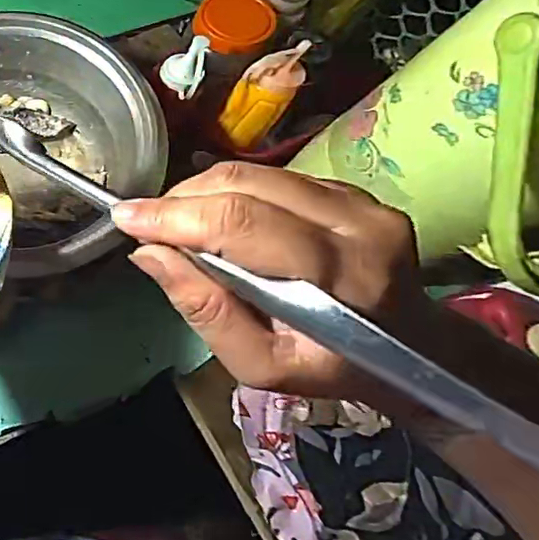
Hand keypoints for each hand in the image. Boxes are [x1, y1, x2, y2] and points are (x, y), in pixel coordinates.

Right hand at [111, 162, 436, 420]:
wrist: (413, 347)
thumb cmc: (331, 366)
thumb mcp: (259, 365)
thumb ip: (204, 310)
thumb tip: (148, 254)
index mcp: (340, 277)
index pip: (240, 223)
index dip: (174, 216)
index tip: (125, 218)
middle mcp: (356, 224)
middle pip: (244, 185)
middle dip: (180, 200)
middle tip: (147, 223)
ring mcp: (359, 200)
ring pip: (253, 173)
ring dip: (200, 191)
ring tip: (177, 222)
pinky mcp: (351, 188)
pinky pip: (270, 175)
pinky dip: (230, 191)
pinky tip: (217, 217)